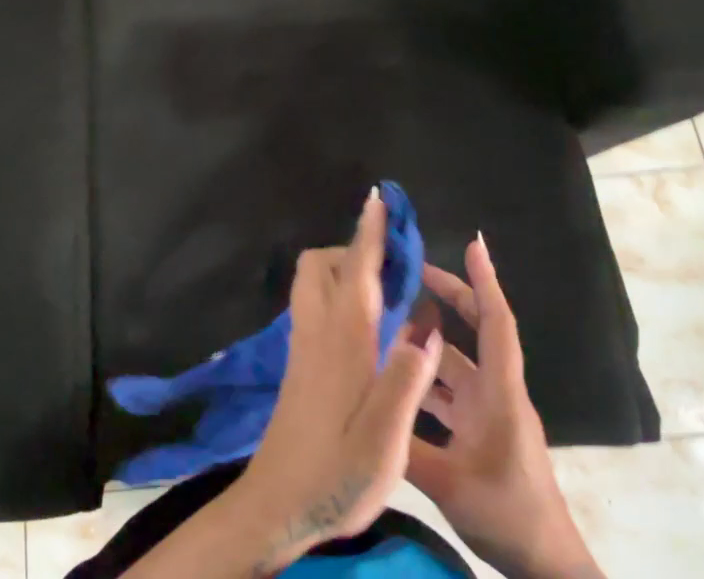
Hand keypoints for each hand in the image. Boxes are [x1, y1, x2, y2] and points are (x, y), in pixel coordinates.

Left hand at [231, 187, 444, 567]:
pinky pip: (316, 310)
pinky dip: (340, 298)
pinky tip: (369, 328)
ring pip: (314, 287)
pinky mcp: (299, 368)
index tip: (379, 200)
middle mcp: (317, 335)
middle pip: (320, 267)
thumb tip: (426, 329)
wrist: (277, 504)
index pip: (355, 273)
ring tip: (390, 291)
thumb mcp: (384, 440)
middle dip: (354, 250)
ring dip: (345, 272)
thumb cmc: (336, 474)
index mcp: (343, 343)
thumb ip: (404, 382)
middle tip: (396, 266)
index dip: (369, 235)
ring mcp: (303, 351)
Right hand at [408, 234, 601, 578]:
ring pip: (460, 363)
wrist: (544, 563)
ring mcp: (491, 415)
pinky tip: (396, 377)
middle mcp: (497, 394)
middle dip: (452, 297)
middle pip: (479, 332)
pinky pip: (451, 393)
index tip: (472, 244)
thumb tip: (358, 406)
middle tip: (413, 271)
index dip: (484, 282)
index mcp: (499, 394)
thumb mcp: (447, 482)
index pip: (496, 324)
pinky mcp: (482, 434)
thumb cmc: (506, 513)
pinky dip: (428, 377)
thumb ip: (402, 443)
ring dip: (433, 339)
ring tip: (392, 318)